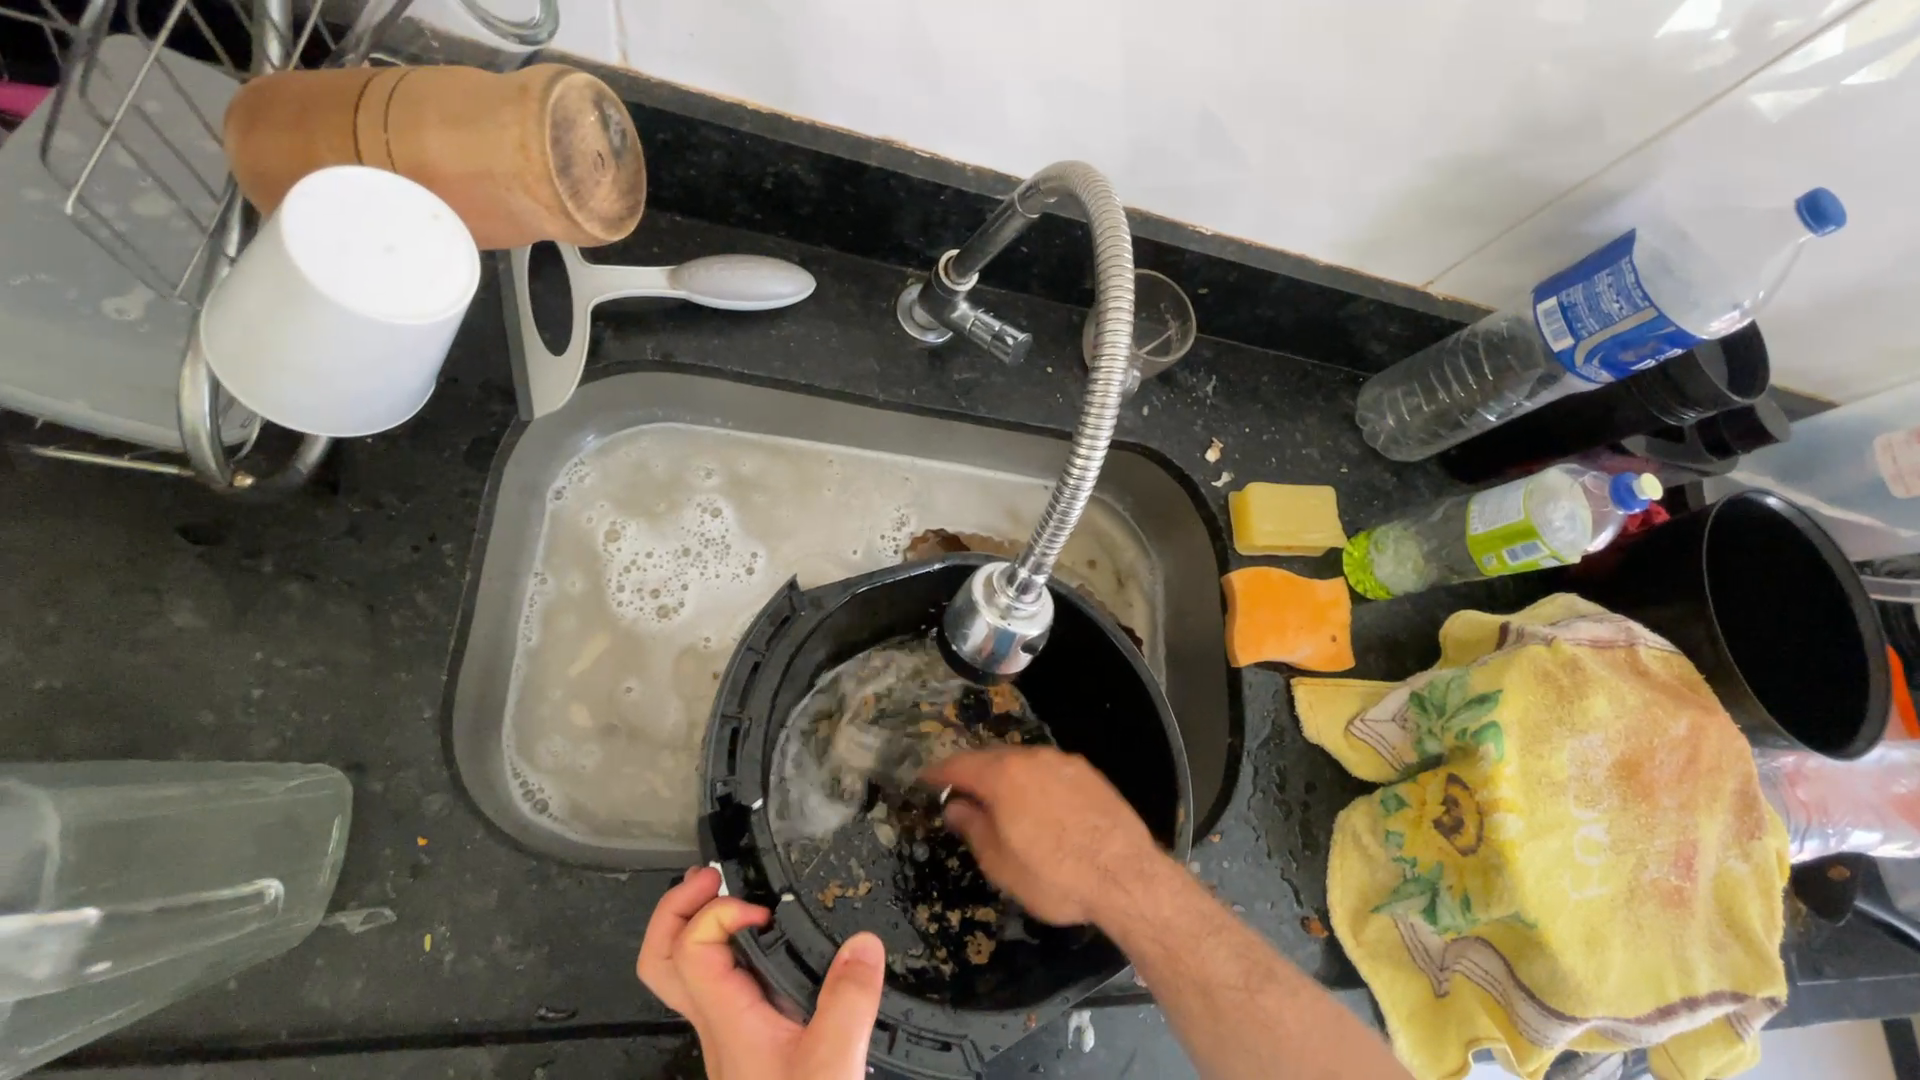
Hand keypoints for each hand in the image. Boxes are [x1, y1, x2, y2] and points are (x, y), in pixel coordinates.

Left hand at [637, 867, 884, 1078]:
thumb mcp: (832, 1066)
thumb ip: (848, 1003)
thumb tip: (863, 944)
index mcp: (726, 1020)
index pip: (689, 949)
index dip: (718, 914)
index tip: (762, 909)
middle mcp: (717, 1022)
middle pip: (663, 959)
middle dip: (677, 909)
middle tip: (710, 877)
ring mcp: (728, 1031)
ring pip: (684, 972)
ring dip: (696, 925)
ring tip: (729, 894)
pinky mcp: (748, 1040)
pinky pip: (719, 983)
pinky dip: (728, 949)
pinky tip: (766, 942)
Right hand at [923, 746, 1160, 925]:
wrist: (1127, 877)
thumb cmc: (1055, 877)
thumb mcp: (1001, 864)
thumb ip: (974, 829)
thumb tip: (957, 808)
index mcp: (1003, 776)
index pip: (959, 765)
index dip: (939, 773)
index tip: (925, 780)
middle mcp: (1032, 758)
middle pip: (992, 758)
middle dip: (973, 774)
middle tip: (961, 794)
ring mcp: (1064, 762)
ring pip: (1023, 762)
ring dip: (1006, 777)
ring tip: (1000, 802)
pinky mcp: (1089, 773)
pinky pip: (1049, 771)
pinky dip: (1034, 782)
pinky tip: (1039, 806)